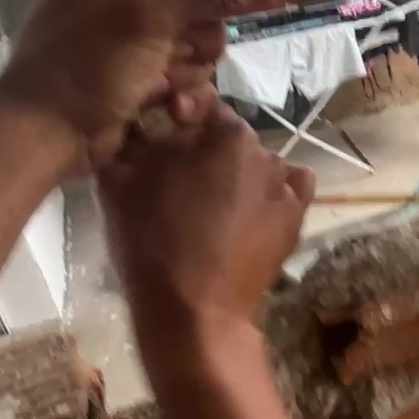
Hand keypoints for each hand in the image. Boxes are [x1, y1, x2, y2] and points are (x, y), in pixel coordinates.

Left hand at [0, 0, 299, 173]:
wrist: (46, 137)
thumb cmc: (85, 62)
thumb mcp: (151, 15)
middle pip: (204, 0)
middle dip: (195, 31)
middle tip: (176, 47)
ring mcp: (135, 37)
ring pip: (203, 40)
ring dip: (188, 65)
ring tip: (158, 80)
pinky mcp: (144, 74)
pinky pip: (190, 70)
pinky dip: (181, 86)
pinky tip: (161, 100)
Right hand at [98, 102, 315, 345]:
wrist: (193, 310)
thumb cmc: (151, 242)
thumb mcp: (120, 180)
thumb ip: (135, 137)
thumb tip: (144, 119)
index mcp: (224, 133)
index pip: (202, 108)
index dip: (180, 124)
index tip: (163, 150)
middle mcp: (263, 150)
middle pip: (230, 140)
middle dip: (209, 155)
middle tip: (183, 186)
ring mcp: (285, 185)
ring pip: (257, 166)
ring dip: (239, 177)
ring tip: (214, 211)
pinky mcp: (297, 218)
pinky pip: (290, 189)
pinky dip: (274, 194)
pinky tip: (252, 214)